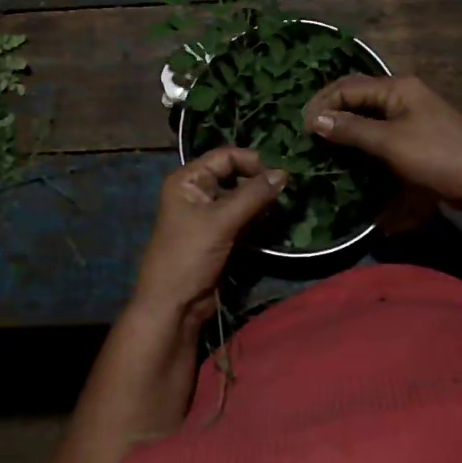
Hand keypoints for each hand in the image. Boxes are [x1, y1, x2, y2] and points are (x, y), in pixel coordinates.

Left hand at [131, 147, 285, 324]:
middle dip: (258, 180)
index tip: (280, 172)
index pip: (224, 156)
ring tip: (285, 205)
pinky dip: (257, 218)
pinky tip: (274, 221)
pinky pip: (241, 218)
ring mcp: (207, 214)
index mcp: (187, 179)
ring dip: (260, 200)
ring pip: (240, 198)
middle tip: (287, 190)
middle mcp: (196, 191)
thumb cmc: (189, 255)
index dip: (251, 161)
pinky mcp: (218, 235)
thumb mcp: (221, 221)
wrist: (174, 306)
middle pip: (233, 175)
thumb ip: (253, 195)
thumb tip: (284, 173)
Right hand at [302, 75, 461, 208]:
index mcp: (396, 88)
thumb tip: (314, 119)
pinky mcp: (420, 140)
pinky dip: (367, 146)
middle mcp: (403, 97)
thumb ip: (351, 130)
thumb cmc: (439, 156)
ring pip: (370, 119)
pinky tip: (355, 161)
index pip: (346, 87)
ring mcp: (413, 118)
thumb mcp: (390, 143)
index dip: (321, 104)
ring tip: (326, 148)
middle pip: (357, 100)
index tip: (302, 129)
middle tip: (309, 136)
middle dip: (332, 115)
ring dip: (348, 131)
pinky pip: (384, 137)